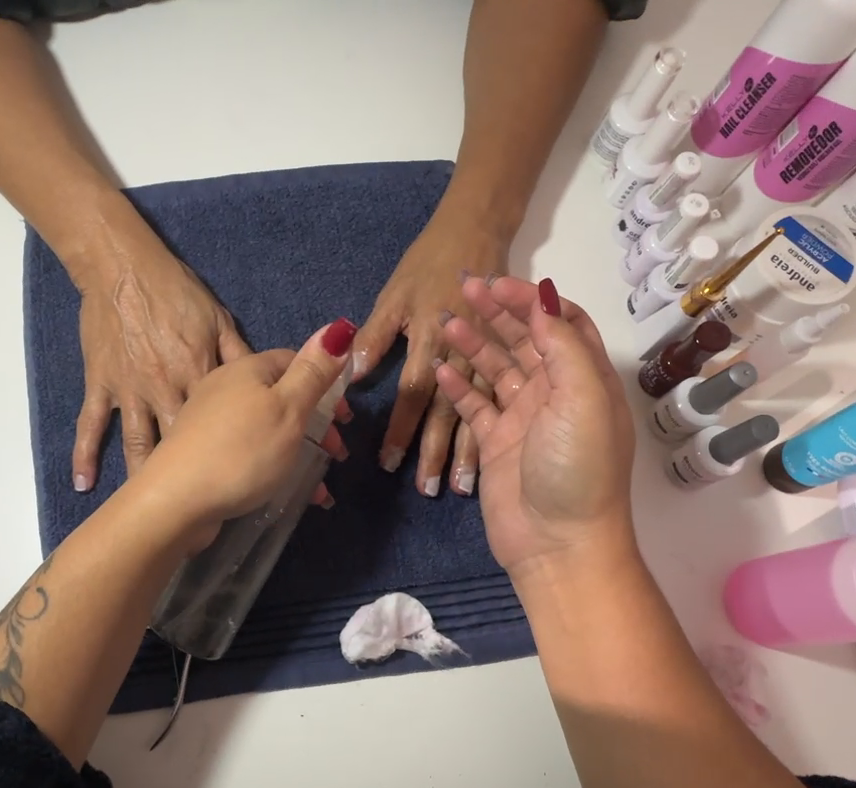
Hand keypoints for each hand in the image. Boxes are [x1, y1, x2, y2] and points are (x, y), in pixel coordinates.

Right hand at [73, 246, 252, 489]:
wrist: (121, 267)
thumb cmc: (175, 291)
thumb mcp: (219, 319)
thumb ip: (242, 357)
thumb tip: (275, 381)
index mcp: (201, 375)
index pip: (229, 420)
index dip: (246, 451)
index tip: (261, 484)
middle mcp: (167, 390)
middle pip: (186, 443)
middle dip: (197, 480)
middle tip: (205, 517)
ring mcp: (131, 392)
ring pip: (141, 445)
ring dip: (146, 479)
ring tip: (151, 513)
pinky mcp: (101, 387)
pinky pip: (91, 425)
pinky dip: (84, 454)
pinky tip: (83, 485)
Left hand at [133, 320, 354, 549]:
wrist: (175, 500)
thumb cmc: (241, 451)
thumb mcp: (288, 408)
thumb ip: (314, 371)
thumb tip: (339, 327)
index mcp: (248, 368)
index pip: (295, 361)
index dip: (325, 385)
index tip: (345, 418)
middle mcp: (225, 387)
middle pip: (281, 398)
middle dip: (314, 425)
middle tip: (335, 454)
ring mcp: (210, 421)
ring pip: (267, 430)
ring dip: (298, 454)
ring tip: (318, 487)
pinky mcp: (202, 452)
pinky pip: (248, 453)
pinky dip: (272, 469)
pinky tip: (285, 494)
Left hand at [353, 213, 508, 496]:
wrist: (478, 228)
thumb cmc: (428, 263)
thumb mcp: (394, 295)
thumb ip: (375, 337)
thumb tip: (351, 375)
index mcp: (431, 340)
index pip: (413, 394)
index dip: (400, 429)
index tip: (387, 462)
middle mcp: (462, 354)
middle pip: (447, 412)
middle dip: (437, 453)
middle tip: (428, 491)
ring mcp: (488, 355)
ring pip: (478, 410)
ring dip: (468, 452)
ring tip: (460, 488)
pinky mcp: (504, 354)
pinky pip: (499, 398)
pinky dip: (492, 429)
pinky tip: (488, 458)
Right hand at [434, 276, 637, 576]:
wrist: (558, 542)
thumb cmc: (578, 467)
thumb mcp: (583, 397)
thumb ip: (563, 345)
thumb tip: (544, 299)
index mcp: (586, 377)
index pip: (560, 323)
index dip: (532, 299)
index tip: (497, 282)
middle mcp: (556, 393)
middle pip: (525, 340)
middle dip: (497, 312)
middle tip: (462, 288)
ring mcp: (524, 420)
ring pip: (496, 369)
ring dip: (473, 345)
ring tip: (444, 323)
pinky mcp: (496, 445)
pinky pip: (474, 407)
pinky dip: (458, 387)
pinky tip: (437, 370)